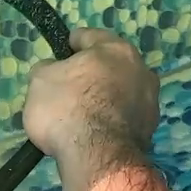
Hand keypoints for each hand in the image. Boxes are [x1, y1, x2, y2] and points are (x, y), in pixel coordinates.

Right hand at [24, 28, 160, 190]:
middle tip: (72, 87)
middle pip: (111, 65)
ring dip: (107, 97)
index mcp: (113, 49)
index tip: (63, 51)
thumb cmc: (66, 108)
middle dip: (93, 73)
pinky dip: (112, 120)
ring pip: (122, 92)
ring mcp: (150, 99)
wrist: (97, 154)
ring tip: (85, 115)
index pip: (90, 36)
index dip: (72, 43)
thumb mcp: (39, 81)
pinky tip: (96, 132)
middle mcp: (140, 68)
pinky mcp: (150, 128)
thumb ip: (47, 69)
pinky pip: (125, 117)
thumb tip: (53, 69)